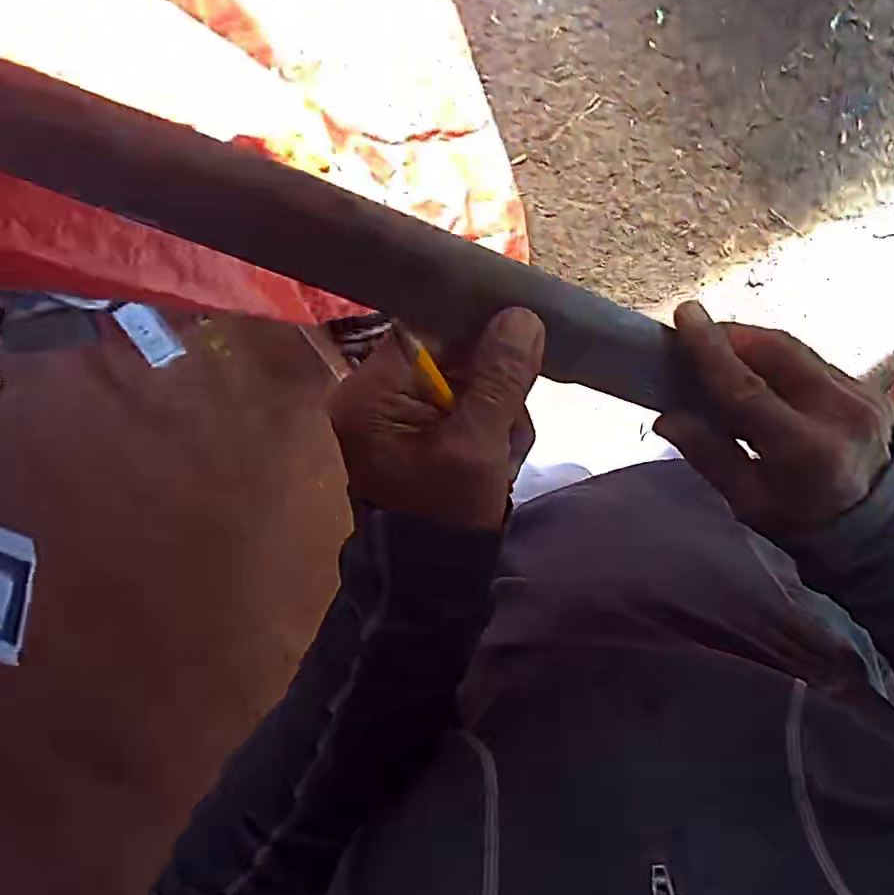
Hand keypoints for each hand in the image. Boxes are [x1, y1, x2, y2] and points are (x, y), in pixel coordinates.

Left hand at [329, 308, 544, 530]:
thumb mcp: (478, 447)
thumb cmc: (447, 514)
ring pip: (470, 380)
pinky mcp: (425, 428)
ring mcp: (403, 411)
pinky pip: (470, 404)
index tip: (519, 346)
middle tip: (509, 429)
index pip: (428, 330)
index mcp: (371, 393)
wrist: (435, 577)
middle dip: (494, 387)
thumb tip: (522, 317)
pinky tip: (500, 456)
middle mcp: (378, 393)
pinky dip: (495, 426)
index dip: (477, 332)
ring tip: (504, 454)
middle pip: (452, 354)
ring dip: (500, 411)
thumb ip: (499, 381)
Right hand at [654, 301, 893, 533]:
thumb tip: (668, 417)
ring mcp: (863, 398)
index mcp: (806, 451)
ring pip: (799, 350)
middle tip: (700, 336)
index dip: (712, 350)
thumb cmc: (805, 526)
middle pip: (777, 351)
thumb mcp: (750, 503)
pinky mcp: (872, 391)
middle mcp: (840, 414)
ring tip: (727, 351)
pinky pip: (817, 362)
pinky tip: (765, 372)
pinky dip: (784, 360)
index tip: (686, 316)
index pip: (748, 387)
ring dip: (757, 344)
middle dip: (734, 336)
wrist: (881, 532)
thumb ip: (710, 455)